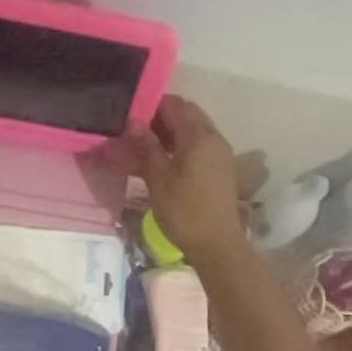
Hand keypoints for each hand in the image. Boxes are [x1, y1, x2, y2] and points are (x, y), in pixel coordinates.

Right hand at [129, 95, 248, 259]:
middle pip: (186, 115)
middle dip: (161, 120)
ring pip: (193, 132)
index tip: (131, 117)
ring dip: (171, 135)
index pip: (174, 105)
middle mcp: (213, 137)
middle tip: (137, 135)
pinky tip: (165, 165)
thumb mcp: (159, 180)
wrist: (217, 245)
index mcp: (198, 136)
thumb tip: (133, 122)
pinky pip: (199, 147)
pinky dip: (181, 148)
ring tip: (147, 151)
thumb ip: (147, 148)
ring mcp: (220, 153)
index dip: (152, 106)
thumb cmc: (184, 212)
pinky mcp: (221, 169)